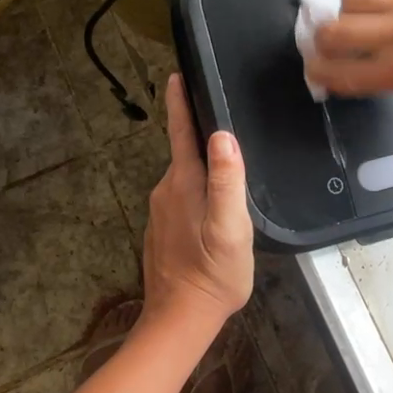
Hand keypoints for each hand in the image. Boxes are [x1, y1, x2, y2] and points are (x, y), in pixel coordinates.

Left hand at [142, 75, 254, 328]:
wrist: (180, 319)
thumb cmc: (213, 273)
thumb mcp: (231, 228)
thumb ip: (227, 181)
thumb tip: (222, 136)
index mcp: (183, 183)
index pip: (181, 132)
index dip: (180, 102)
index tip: (176, 74)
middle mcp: (166, 190)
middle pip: (184, 152)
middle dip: (199, 135)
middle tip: (224, 120)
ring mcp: (161, 212)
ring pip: (185, 178)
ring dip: (202, 169)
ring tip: (229, 168)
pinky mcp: (162, 230)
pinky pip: (182, 199)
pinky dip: (197, 193)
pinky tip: (213, 208)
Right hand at [306, 0, 392, 114]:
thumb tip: (371, 70)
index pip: (340, 70)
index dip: (320, 73)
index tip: (316, 72)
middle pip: (335, 26)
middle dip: (322, 40)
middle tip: (324, 44)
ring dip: (345, 11)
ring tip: (354, 20)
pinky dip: (381, 0)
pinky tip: (391, 10)